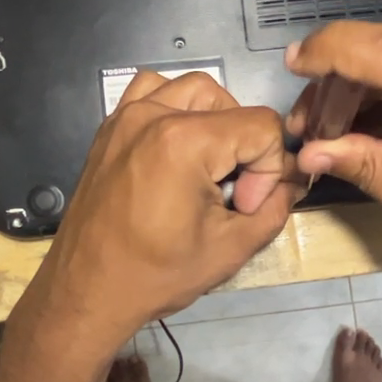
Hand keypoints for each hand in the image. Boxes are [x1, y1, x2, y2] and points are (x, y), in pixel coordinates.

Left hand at [22, 71, 295, 345]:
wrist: (88, 291)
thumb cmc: (157, 275)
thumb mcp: (232, 248)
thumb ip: (275, 206)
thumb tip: (293, 179)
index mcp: (185, 141)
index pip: (262, 127)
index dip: (269, 167)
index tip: (246, 205)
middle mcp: (153, 115)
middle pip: (231, 104)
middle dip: (244, 144)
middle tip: (232, 191)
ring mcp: (126, 116)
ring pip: (192, 89)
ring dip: (214, 120)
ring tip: (209, 165)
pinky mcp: (110, 127)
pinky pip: (152, 92)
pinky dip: (174, 108)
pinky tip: (177, 148)